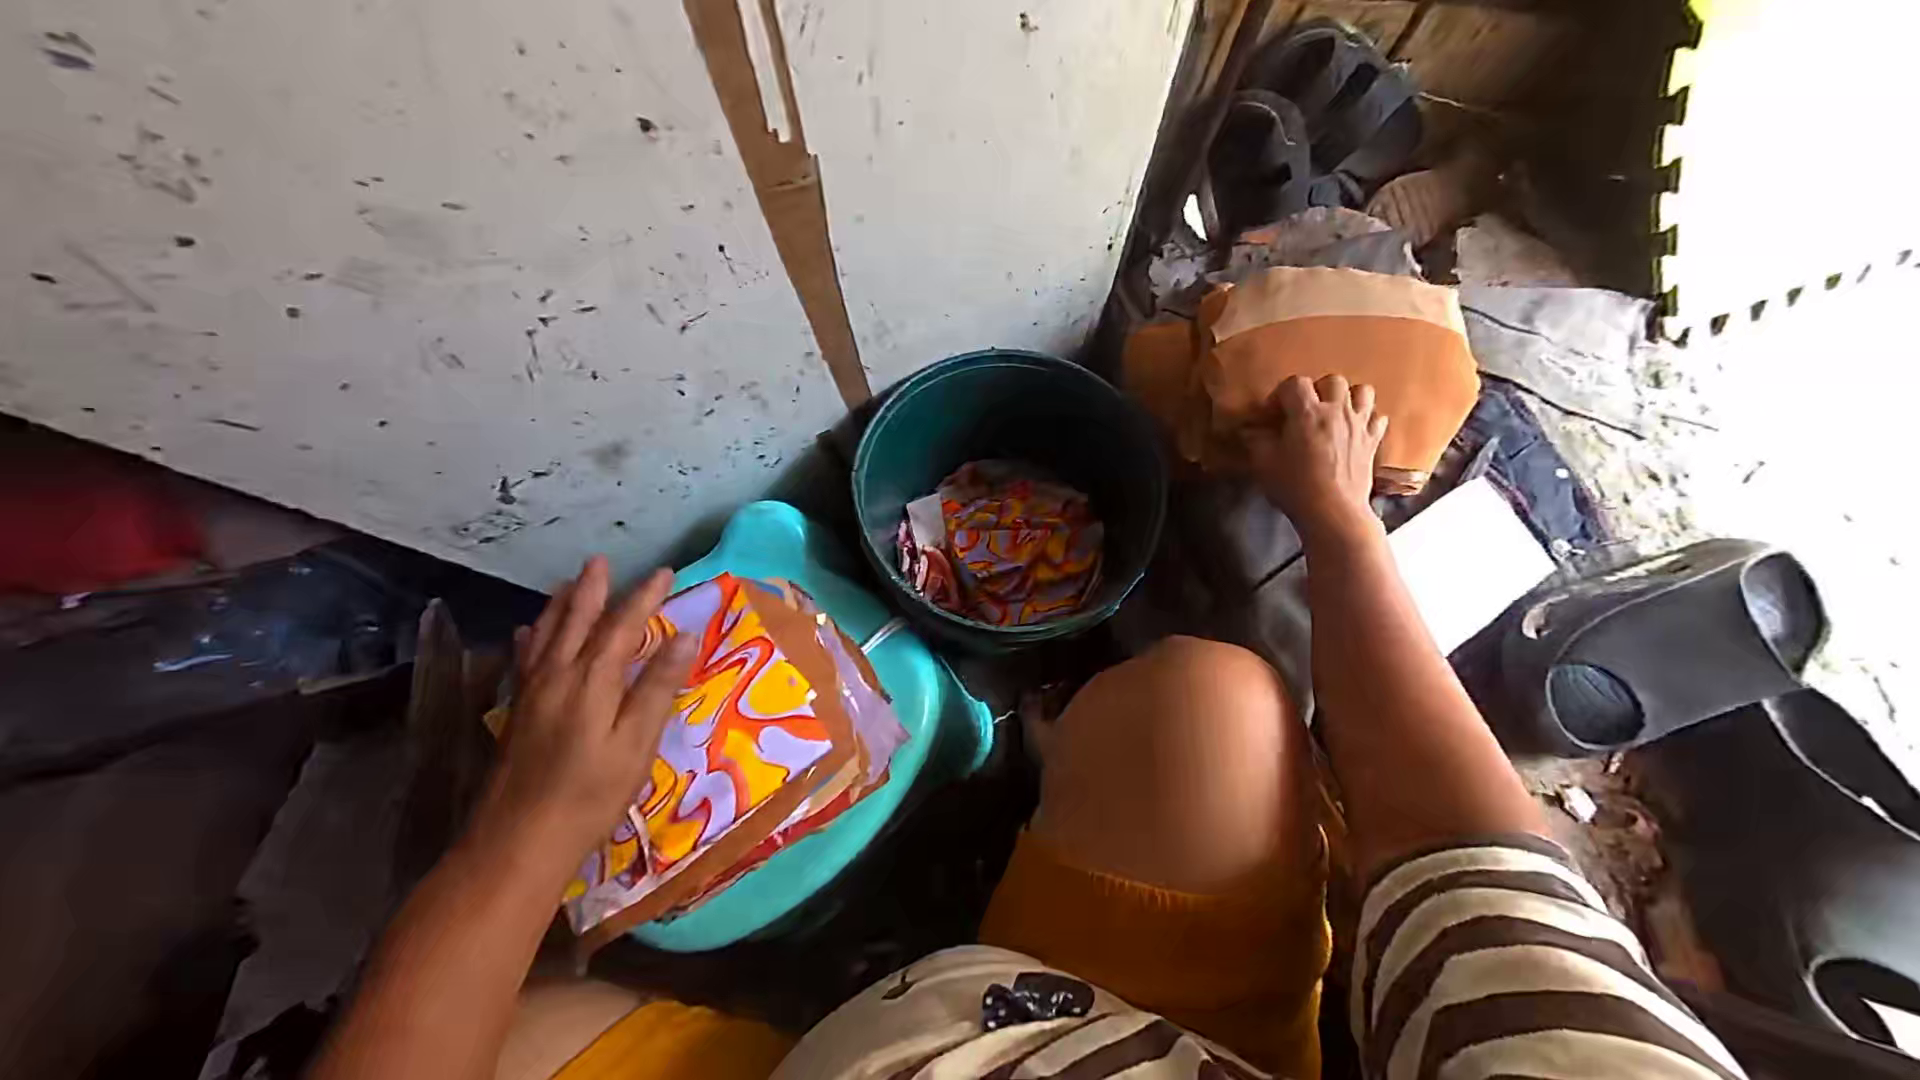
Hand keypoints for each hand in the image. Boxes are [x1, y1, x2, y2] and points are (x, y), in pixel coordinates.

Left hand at [471, 556, 696, 868]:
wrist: (517, 843)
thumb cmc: (591, 794)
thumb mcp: (637, 742)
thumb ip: (659, 686)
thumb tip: (685, 636)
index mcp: (592, 682)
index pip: (622, 626)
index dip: (644, 597)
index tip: (664, 573)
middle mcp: (557, 677)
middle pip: (577, 622)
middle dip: (593, 590)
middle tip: (601, 561)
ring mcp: (531, 694)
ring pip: (546, 635)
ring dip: (562, 606)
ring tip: (570, 583)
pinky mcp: (517, 713)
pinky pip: (525, 660)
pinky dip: (532, 638)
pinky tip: (529, 633)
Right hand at [1244, 374, 1387, 545]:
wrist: (1333, 511)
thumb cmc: (1294, 486)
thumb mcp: (1263, 464)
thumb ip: (1256, 440)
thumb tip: (1250, 429)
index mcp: (1307, 413)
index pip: (1294, 383)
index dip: (1280, 395)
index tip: (1272, 414)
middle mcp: (1337, 411)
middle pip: (1332, 381)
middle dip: (1315, 390)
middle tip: (1303, 412)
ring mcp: (1359, 424)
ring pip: (1362, 391)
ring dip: (1346, 398)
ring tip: (1333, 414)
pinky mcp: (1374, 440)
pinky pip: (1376, 416)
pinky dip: (1365, 418)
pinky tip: (1353, 430)